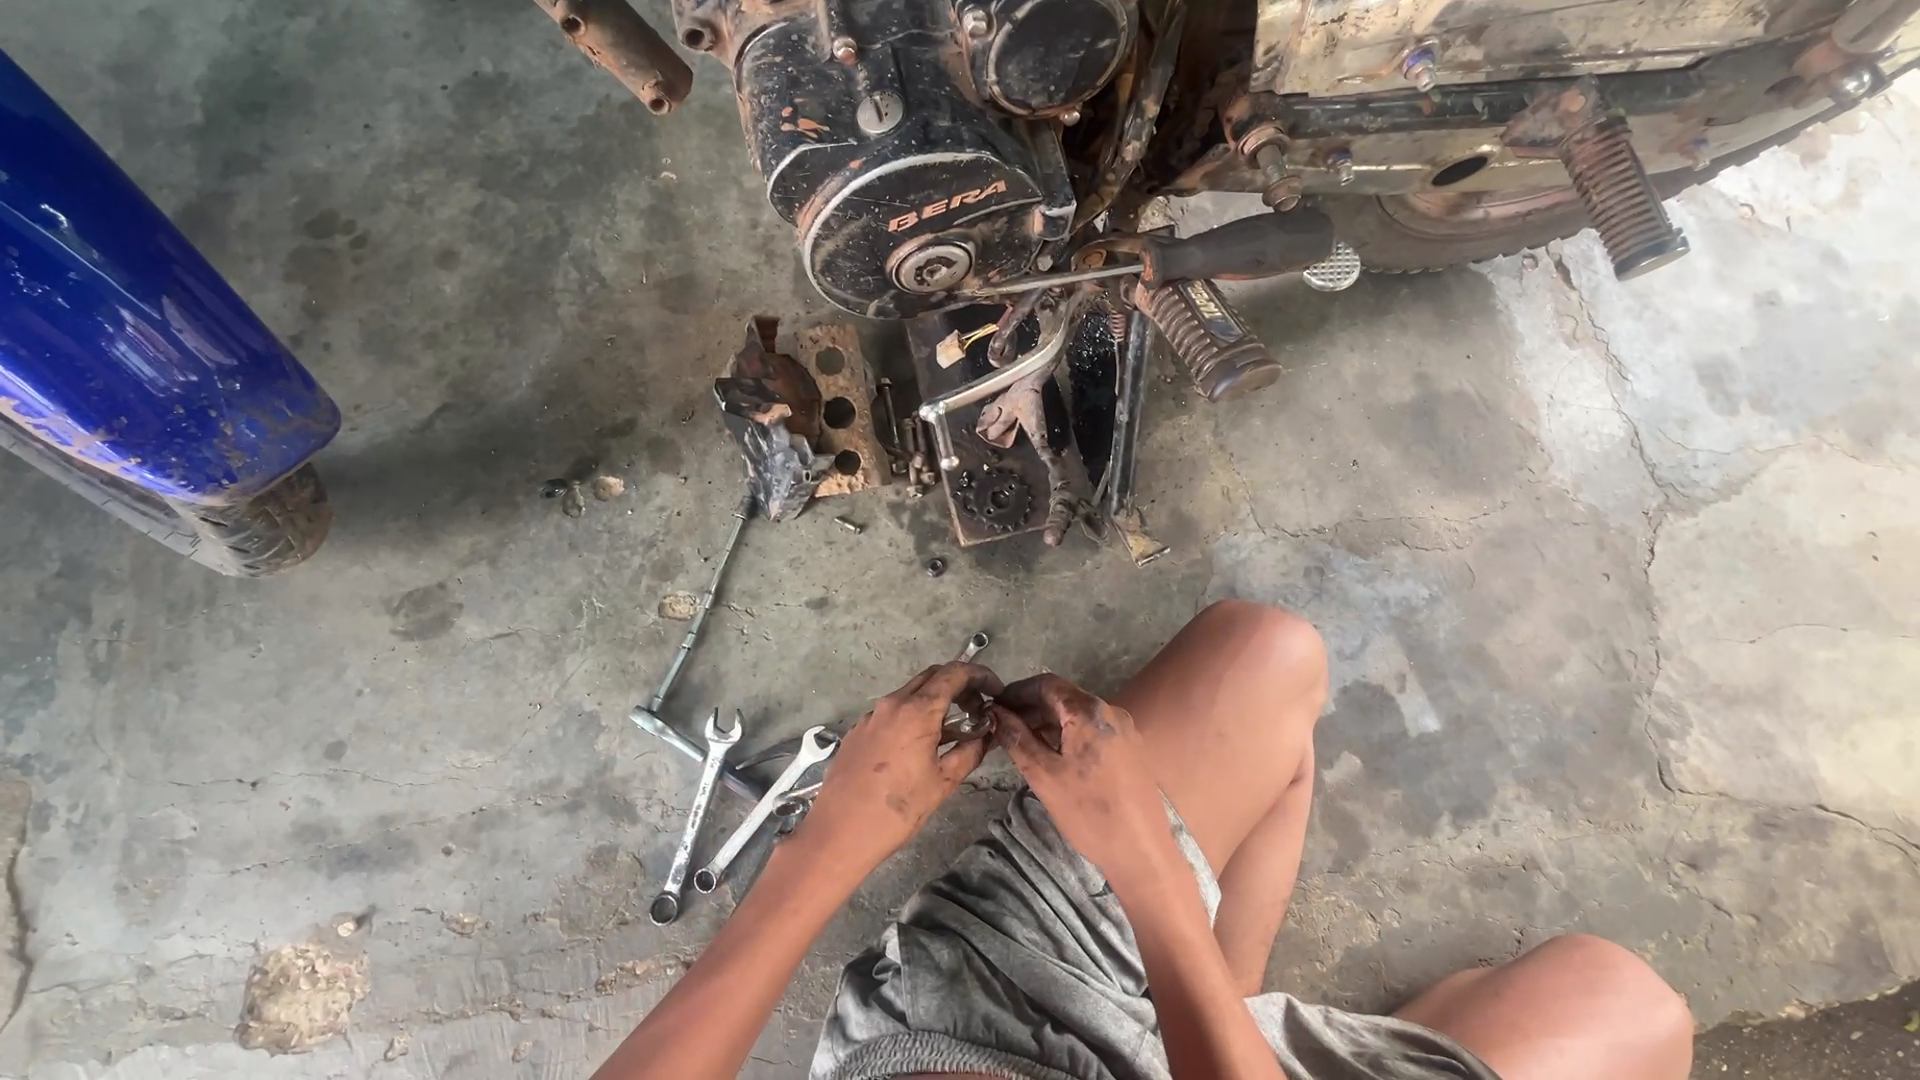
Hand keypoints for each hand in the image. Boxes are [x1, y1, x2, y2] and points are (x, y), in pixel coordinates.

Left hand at [799, 662, 1002, 867]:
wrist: (839, 832)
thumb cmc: (896, 810)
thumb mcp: (943, 782)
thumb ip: (970, 752)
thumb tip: (986, 735)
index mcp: (916, 711)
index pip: (954, 673)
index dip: (980, 676)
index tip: (995, 690)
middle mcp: (892, 704)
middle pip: (932, 677)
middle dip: (959, 686)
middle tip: (977, 710)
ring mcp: (871, 716)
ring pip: (910, 694)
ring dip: (935, 701)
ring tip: (953, 731)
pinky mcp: (857, 731)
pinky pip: (892, 712)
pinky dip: (913, 716)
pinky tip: (920, 745)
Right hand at [992, 674, 1177, 884]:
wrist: (1141, 851)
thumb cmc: (1088, 812)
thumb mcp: (1043, 775)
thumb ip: (1017, 738)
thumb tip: (996, 713)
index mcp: (1089, 712)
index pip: (1046, 684)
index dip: (1017, 692)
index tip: (995, 707)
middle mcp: (1110, 711)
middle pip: (1063, 697)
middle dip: (1031, 707)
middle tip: (1003, 726)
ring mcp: (1124, 729)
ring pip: (1077, 714)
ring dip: (1048, 722)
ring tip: (1022, 742)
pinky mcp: (1130, 748)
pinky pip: (1092, 729)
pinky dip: (1068, 734)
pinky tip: (1052, 754)